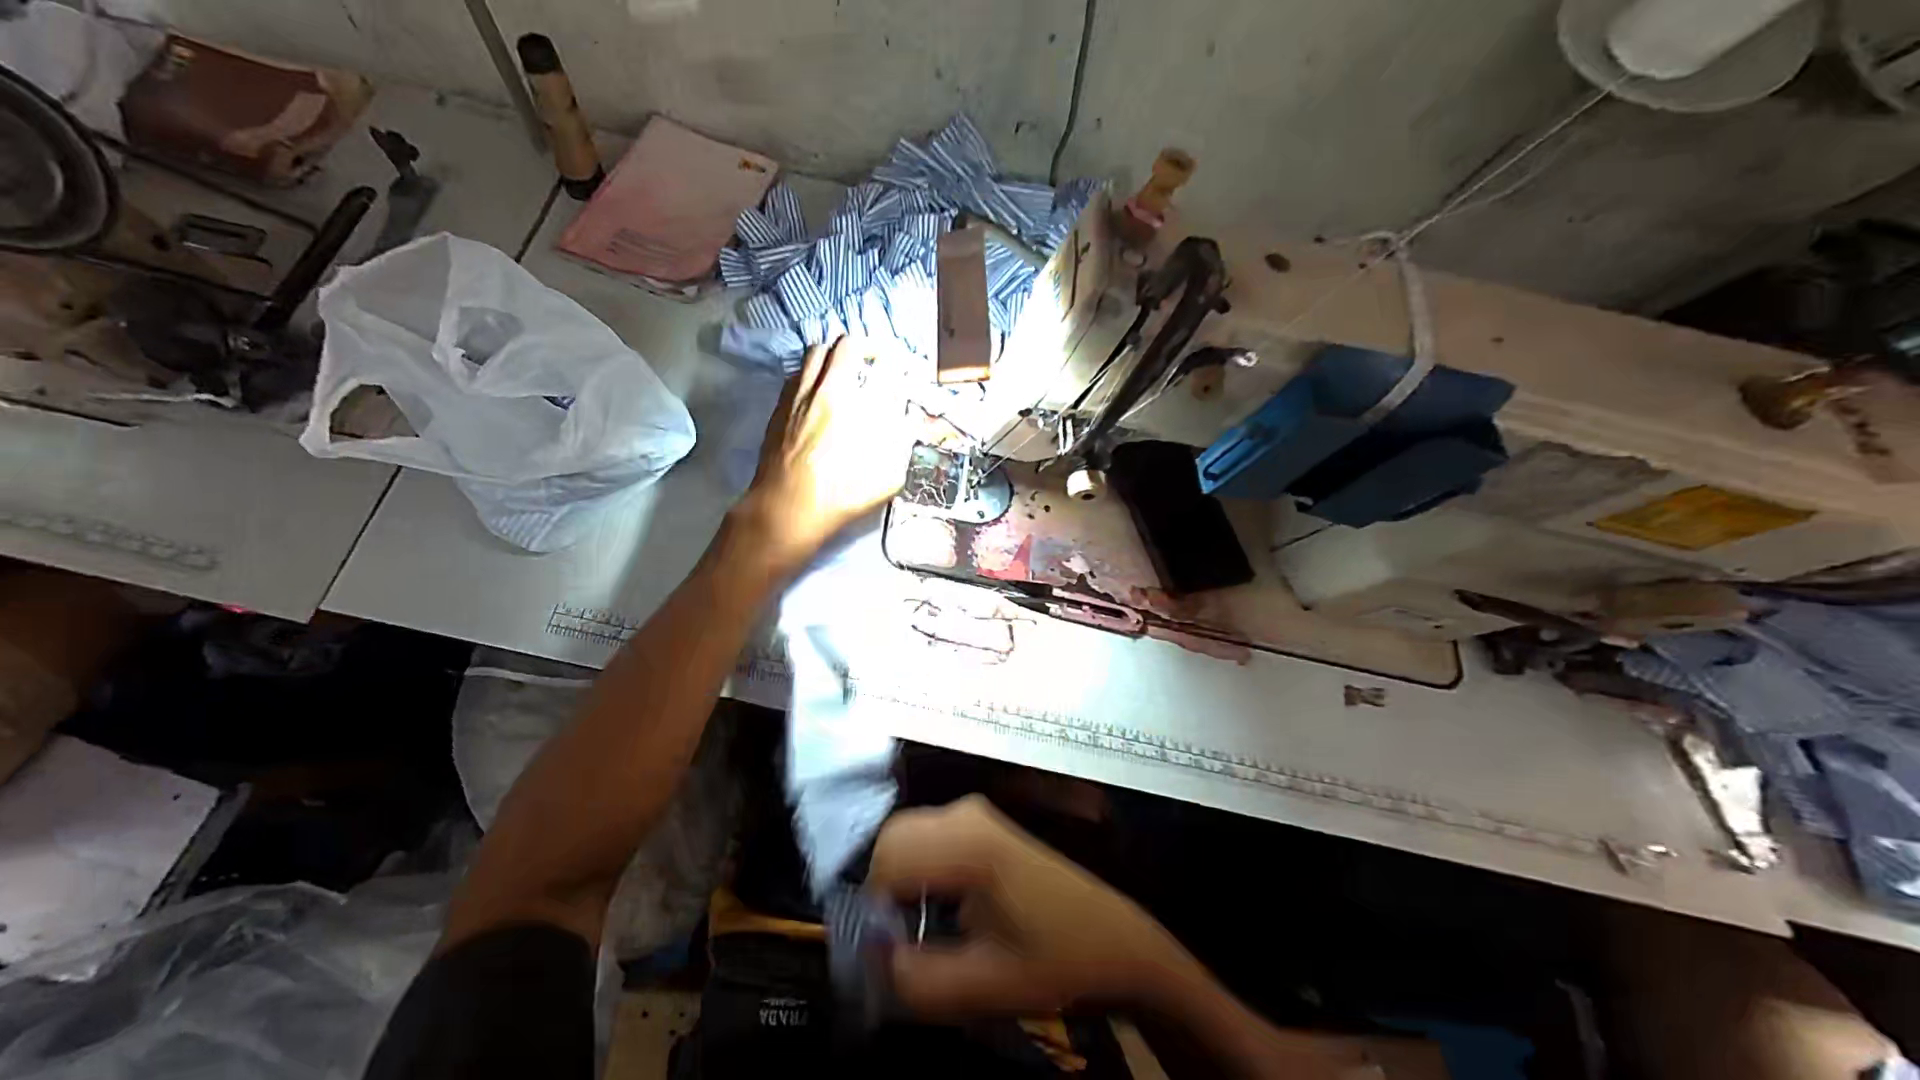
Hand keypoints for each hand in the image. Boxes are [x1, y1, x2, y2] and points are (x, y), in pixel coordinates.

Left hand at [736, 337, 910, 575]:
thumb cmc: (840, 497)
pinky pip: (796, 373)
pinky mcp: (779, 406)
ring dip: (834, 354)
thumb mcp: (887, 478)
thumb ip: (903, 444)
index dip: (896, 362)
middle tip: (873, 363)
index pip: (884, 365)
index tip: (900, 370)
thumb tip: (911, 422)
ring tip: (844, 370)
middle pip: (846, 344)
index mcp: (857, 405)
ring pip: (817, 351)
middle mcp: (827, 390)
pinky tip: (817, 391)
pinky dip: (811, 372)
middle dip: (864, 348)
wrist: (786, 509)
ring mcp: (799, 395)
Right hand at [866, 795, 1208, 1017]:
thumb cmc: (1057, 960)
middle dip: (883, 889)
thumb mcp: (986, 987)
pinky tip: (943, 905)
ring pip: (905, 836)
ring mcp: (974, 812)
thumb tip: (872, 957)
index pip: (887, 857)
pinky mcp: (979, 821)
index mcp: (971, 846)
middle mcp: (967, 814)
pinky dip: (917, 869)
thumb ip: (916, 980)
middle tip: (902, 936)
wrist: (1114, 939)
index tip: (892, 946)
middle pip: (891, 839)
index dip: (875, 906)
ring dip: (899, 880)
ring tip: (925, 924)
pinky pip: (925, 837)